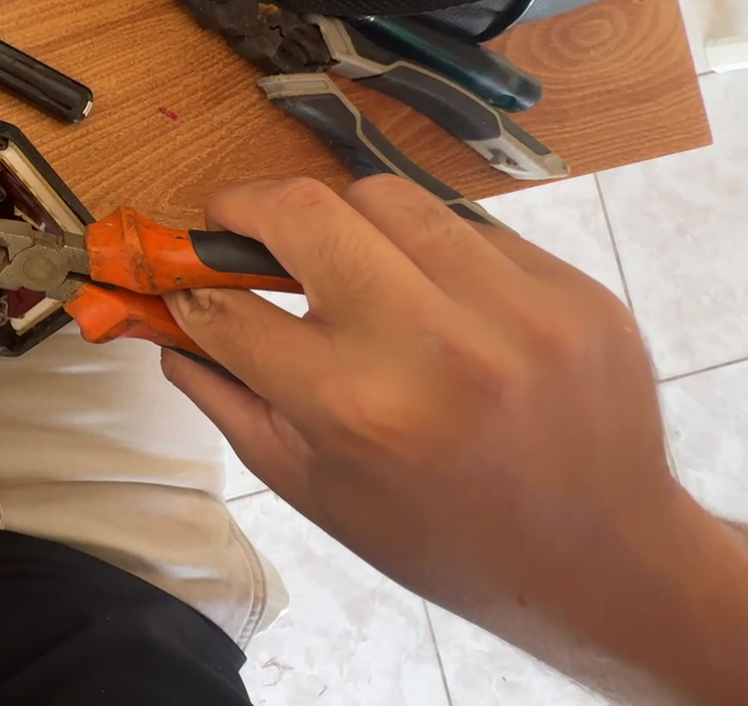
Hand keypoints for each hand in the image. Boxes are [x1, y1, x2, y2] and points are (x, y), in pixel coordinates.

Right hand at [162, 175, 747, 701]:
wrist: (606, 566)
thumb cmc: (425, 529)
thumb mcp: (292, 474)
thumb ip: (211, 385)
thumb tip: (156, 316)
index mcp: (350, 406)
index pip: (223, 307)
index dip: (183, 286)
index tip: (174, 275)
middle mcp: (432, 346)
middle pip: (301, 209)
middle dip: (243, 207)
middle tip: (232, 226)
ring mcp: (515, 309)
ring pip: (380, 195)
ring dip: (333, 218)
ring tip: (333, 259)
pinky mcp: (571, 290)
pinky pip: (457, 223)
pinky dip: (412, 243)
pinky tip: (415, 287)